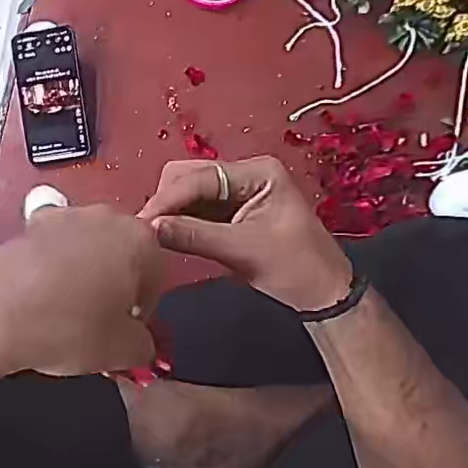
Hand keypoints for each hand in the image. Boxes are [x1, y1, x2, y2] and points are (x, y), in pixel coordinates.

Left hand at [0, 204, 163, 377]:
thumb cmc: (61, 325)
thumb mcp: (122, 351)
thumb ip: (145, 346)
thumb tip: (140, 346)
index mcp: (140, 239)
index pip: (157, 276)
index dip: (143, 309)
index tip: (129, 329)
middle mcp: (106, 217)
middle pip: (124, 255)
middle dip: (117, 286)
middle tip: (101, 322)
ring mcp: (66, 215)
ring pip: (90, 247)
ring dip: (86, 274)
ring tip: (68, 312)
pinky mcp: (32, 224)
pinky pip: (55, 245)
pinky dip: (54, 265)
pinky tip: (44, 295)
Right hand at [139, 156, 353, 312]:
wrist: (325, 295)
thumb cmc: (297, 268)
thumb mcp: (245, 251)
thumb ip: (196, 236)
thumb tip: (150, 229)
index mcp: (258, 172)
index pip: (202, 176)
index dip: (169, 198)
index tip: (142, 221)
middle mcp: (245, 174)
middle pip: (191, 176)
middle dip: (167, 201)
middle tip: (145, 231)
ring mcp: (238, 192)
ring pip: (190, 192)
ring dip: (171, 212)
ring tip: (151, 236)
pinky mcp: (231, 213)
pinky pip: (197, 210)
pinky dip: (181, 222)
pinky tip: (167, 237)